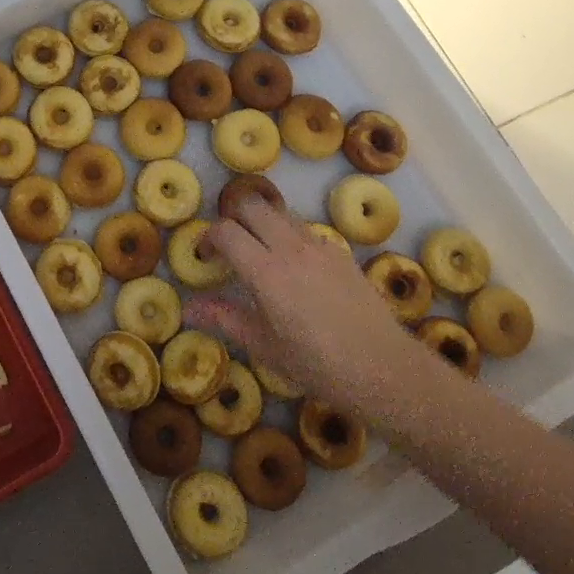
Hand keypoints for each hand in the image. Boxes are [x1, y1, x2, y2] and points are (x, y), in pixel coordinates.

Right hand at [187, 199, 432, 416]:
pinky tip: (295, 268)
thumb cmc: (316, 364)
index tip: (205, 258)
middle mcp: (291, 248)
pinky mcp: (340, 252)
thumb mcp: (264, 346)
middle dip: (233, 218)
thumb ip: (225, 318)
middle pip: (252, 205)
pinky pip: (305, 230)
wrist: (383, 368)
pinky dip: (289, 236)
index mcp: (266, 272)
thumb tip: (189, 308)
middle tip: (230, 246)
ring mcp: (319, 246)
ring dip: (262, 222)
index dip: (208, 238)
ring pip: (280, 212)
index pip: (225, 231)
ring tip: (260, 252)